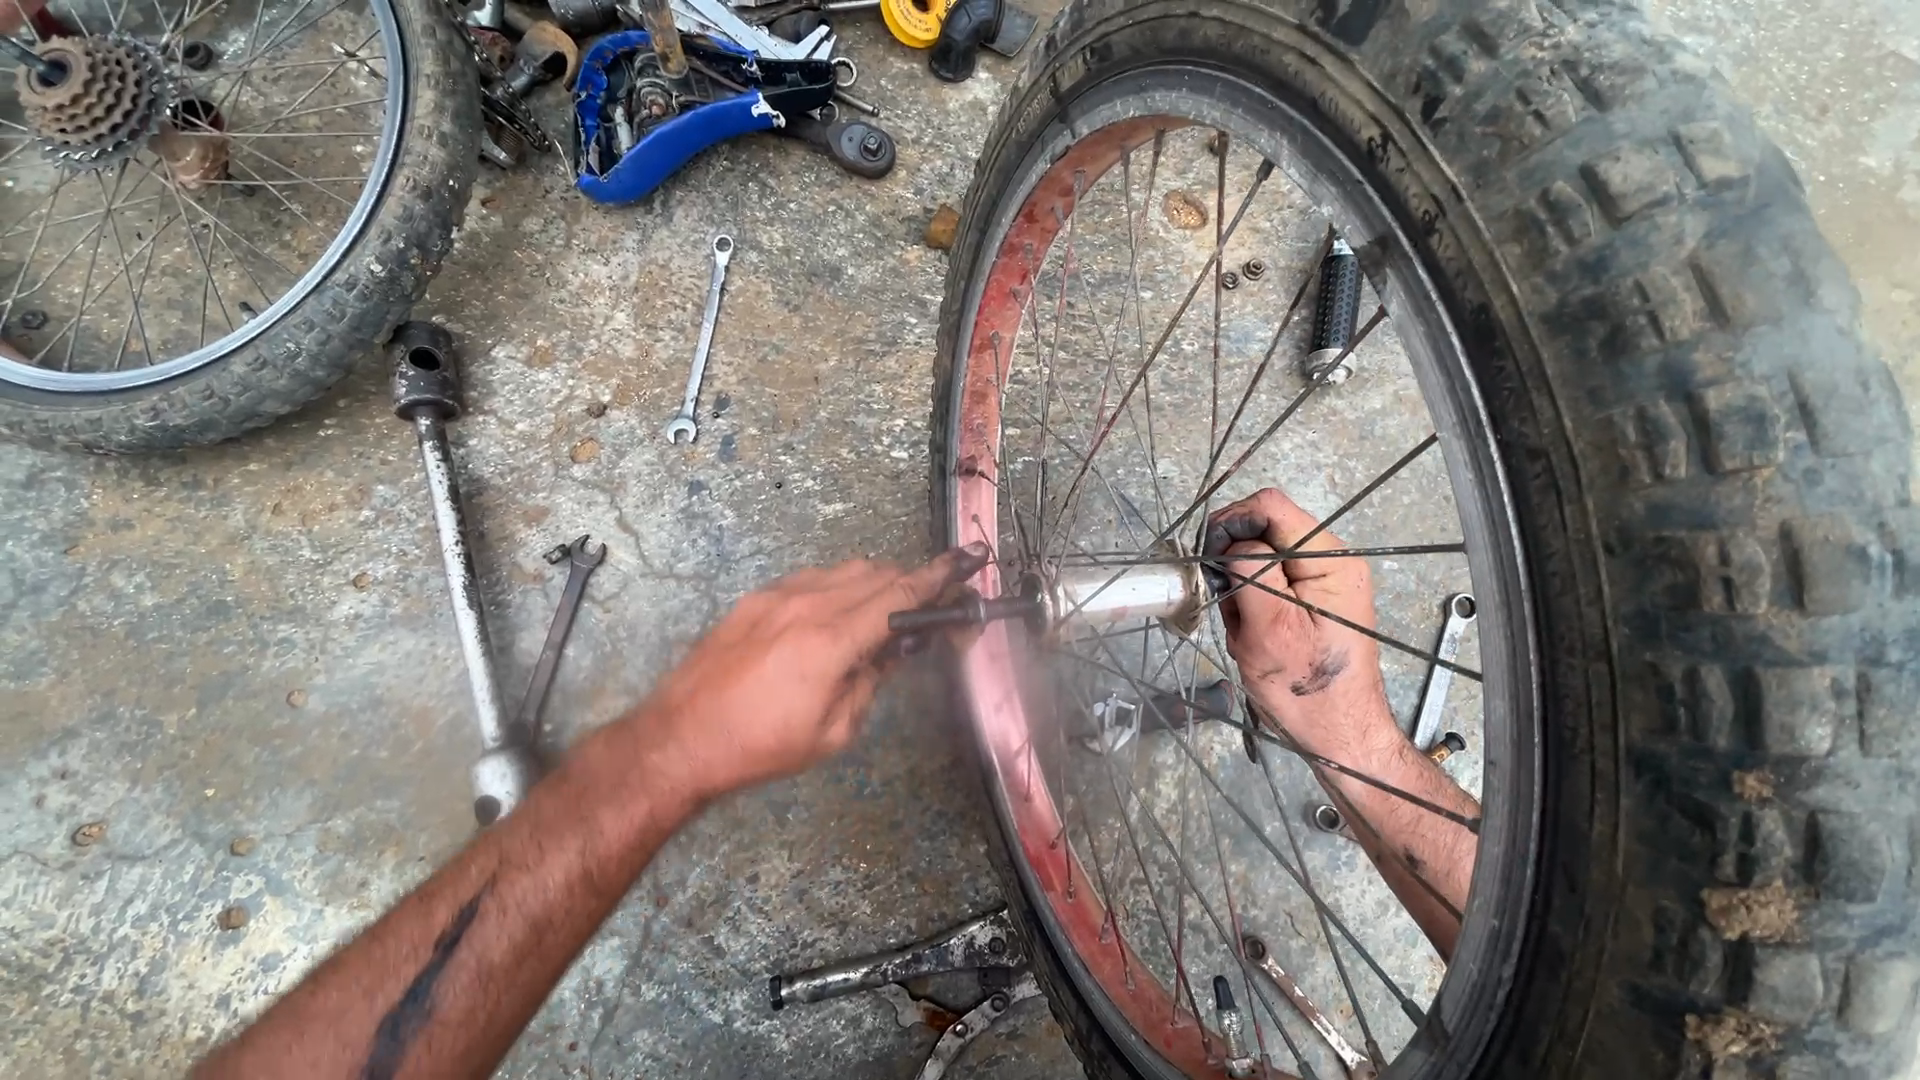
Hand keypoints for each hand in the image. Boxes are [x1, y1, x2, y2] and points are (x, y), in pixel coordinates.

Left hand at [631, 543, 990, 802]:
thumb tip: (895, 650)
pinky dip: (836, 588)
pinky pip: (811, 579)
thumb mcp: (834, 731)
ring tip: (878, 616)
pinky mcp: (754, 598)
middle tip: (923, 609)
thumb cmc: (762, 746)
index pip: (899, 595)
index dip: (937, 578)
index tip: (964, 563)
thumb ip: (871, 681)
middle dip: (908, 583)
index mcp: (832, 640)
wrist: (680, 738)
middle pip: (876, 573)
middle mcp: (807, 604)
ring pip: (843, 570)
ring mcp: (776, 595)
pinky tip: (832, 617)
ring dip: (872, 583)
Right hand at [1204, 488, 1395, 758]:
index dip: (1231, 523)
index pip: (1269, 506)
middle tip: (1225, 599)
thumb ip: (1252, 572)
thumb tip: (1233, 538)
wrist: (1338, 734)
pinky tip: (1250, 625)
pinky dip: (1248, 596)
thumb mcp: (1270, 629)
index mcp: (1329, 559)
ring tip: (1241, 621)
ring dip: (1238, 581)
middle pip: (1263, 525)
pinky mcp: (1311, 595)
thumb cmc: (1304, 689)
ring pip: (1259, 552)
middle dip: (1232, 557)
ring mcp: (1322, 576)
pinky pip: (1267, 576)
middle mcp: (1331, 558)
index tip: (1211, 561)